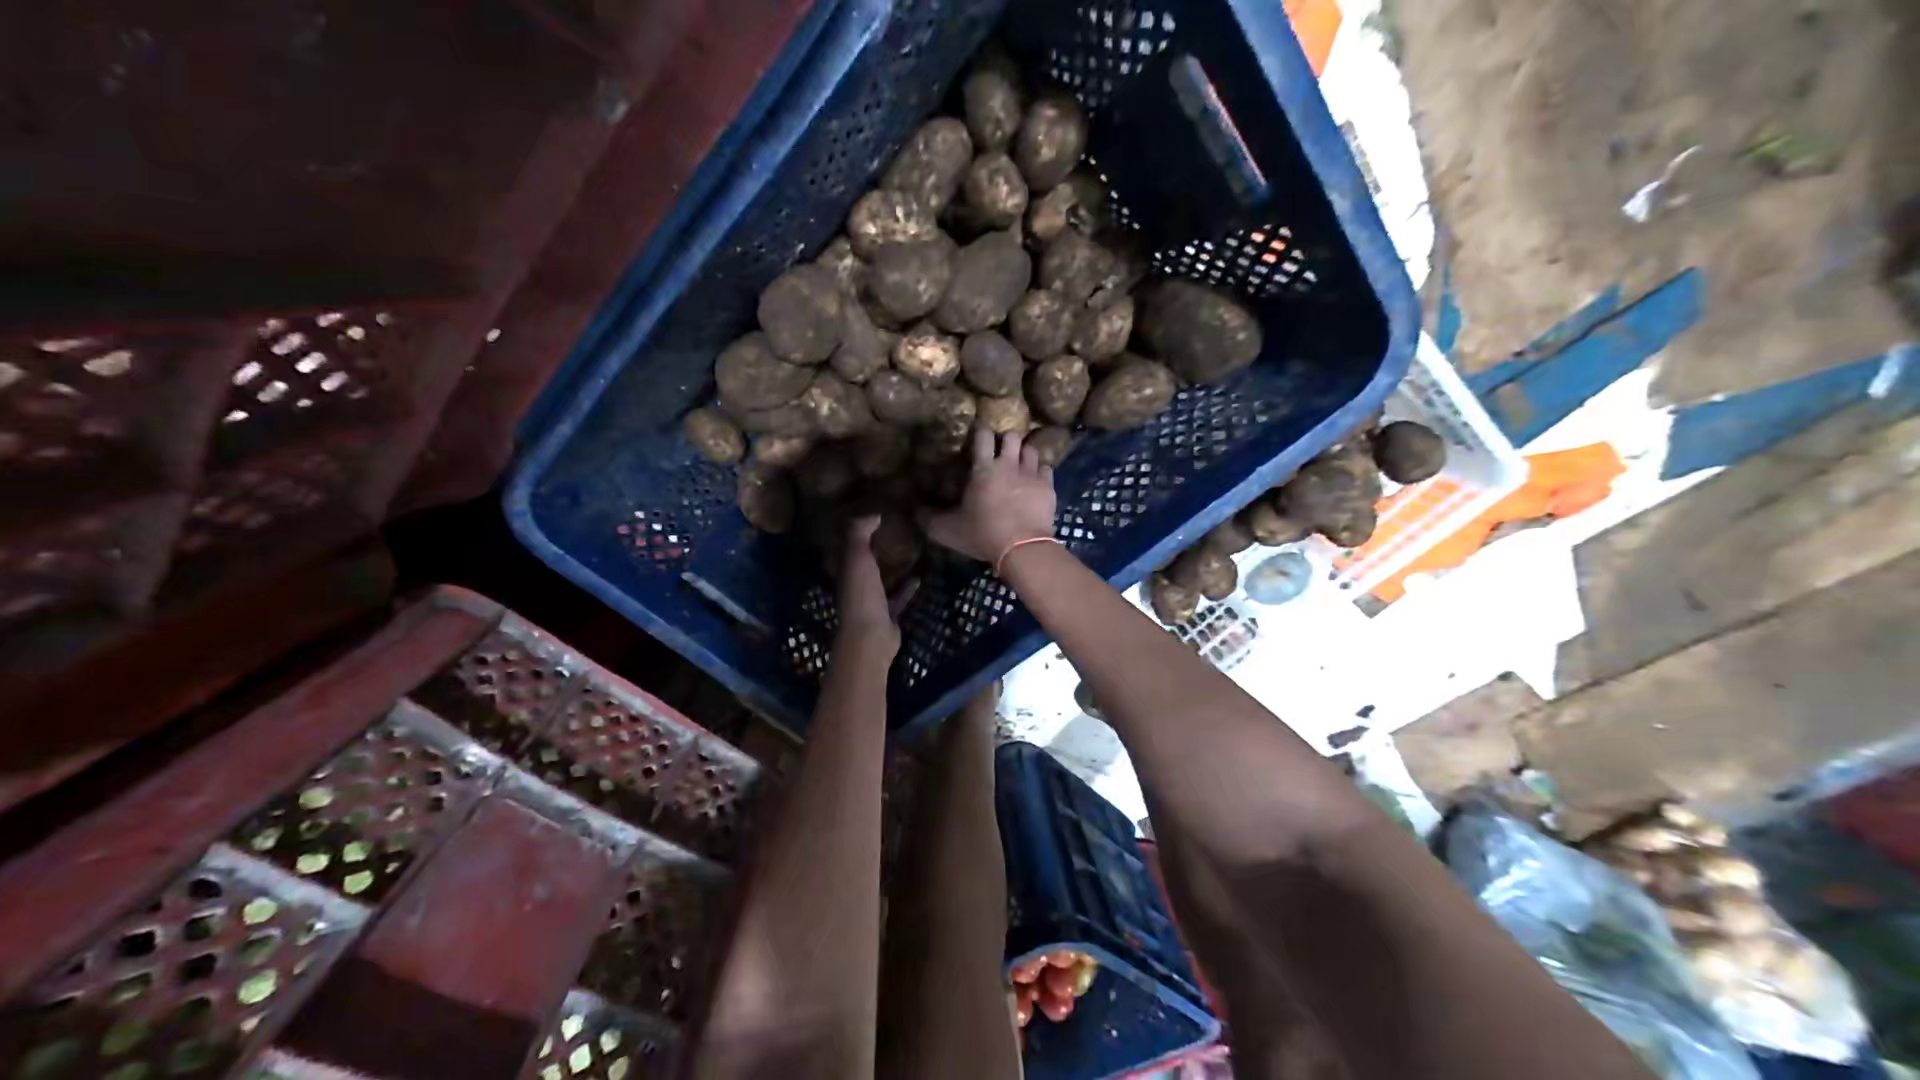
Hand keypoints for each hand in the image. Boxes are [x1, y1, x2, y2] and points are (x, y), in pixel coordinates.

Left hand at [837, 515, 899, 654]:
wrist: (871, 636)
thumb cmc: (861, 594)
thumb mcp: (857, 557)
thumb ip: (860, 532)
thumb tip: (872, 511)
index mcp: (845, 570)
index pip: (848, 545)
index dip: (857, 530)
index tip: (872, 514)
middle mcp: (856, 584)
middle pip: (865, 562)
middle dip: (875, 548)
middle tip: (894, 530)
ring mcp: (872, 601)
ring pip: (882, 579)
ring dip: (892, 568)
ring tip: (909, 552)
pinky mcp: (888, 614)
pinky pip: (899, 597)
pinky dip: (907, 588)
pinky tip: (919, 577)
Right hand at [928, 428, 1056, 562]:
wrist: (1022, 547)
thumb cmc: (983, 535)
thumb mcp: (948, 530)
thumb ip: (929, 519)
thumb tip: (914, 512)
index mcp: (983, 469)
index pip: (983, 436)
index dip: (981, 432)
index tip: (978, 436)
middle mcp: (1008, 464)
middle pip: (1012, 435)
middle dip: (1007, 439)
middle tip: (1002, 450)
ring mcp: (1031, 473)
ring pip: (1031, 449)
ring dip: (1025, 453)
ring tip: (1020, 462)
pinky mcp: (1048, 486)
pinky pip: (1047, 468)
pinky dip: (1041, 470)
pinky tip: (1036, 479)